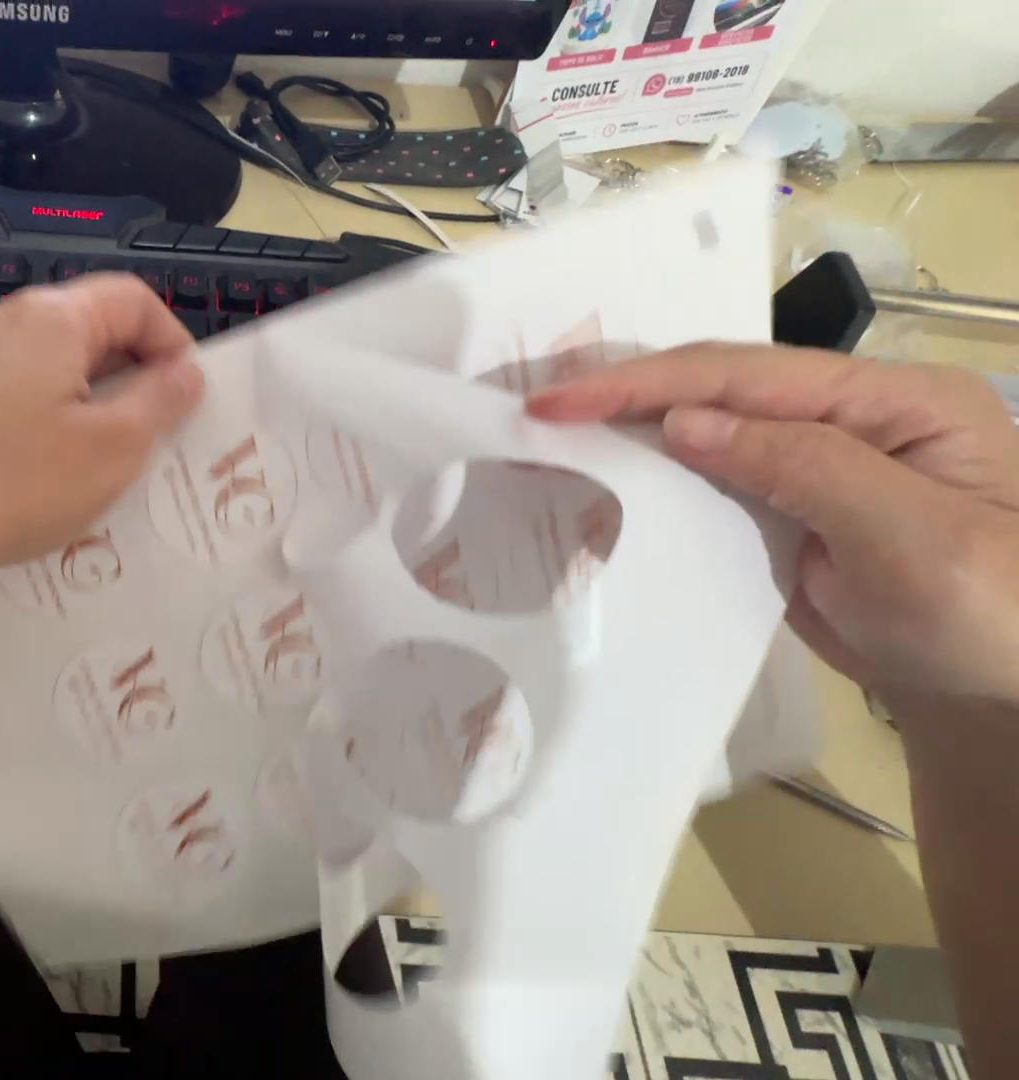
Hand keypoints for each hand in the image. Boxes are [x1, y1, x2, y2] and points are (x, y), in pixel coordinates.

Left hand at [0, 273, 204, 577]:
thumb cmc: (24, 484)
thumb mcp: (115, 446)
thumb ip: (161, 399)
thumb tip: (186, 371)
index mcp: (50, 316)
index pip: (132, 299)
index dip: (172, 341)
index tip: (186, 395)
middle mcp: (3, 319)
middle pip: (88, 324)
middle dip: (131, 370)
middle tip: (153, 429)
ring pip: (51, 360)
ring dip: (90, 395)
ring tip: (104, 452)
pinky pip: (15, 387)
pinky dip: (47, 412)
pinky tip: (48, 463)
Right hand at [527, 343, 1018, 705]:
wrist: (999, 692)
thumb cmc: (990, 618)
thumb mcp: (914, 542)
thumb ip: (805, 468)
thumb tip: (683, 424)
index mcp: (894, 402)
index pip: (743, 375)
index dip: (639, 384)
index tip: (551, 404)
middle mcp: (849, 412)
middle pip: (713, 382)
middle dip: (618, 390)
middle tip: (531, 409)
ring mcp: (812, 454)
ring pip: (698, 419)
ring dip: (621, 421)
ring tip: (546, 431)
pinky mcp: (778, 497)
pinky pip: (698, 467)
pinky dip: (640, 462)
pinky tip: (599, 466)